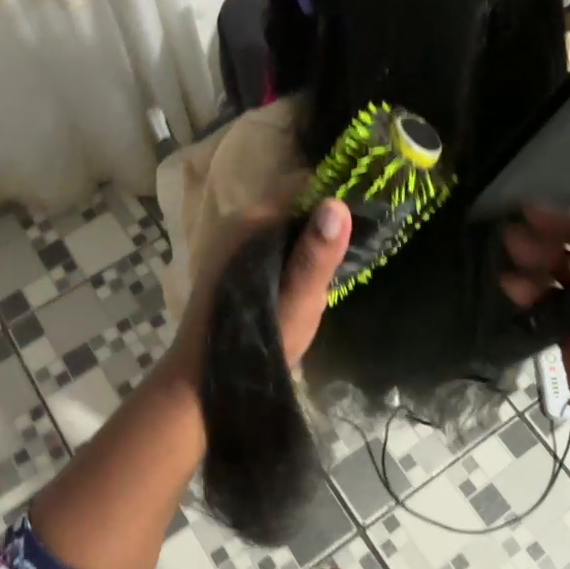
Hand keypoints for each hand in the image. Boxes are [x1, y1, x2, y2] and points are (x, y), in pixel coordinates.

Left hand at [162, 190, 352, 383]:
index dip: (334, 197)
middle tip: (355, 250)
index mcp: (252, 223)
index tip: (365, 217)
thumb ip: (317, 253)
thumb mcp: (299, 299)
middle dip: (321, 223)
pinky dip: (289, 255)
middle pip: (290, 205)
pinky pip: (268, 246)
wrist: (204, 382)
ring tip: (335, 266)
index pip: (301, 186)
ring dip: (306, 242)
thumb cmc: (258, 340)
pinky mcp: (228, 266)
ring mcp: (228, 245)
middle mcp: (236, 224)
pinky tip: (304, 280)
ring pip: (280, 228)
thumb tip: (338, 202)